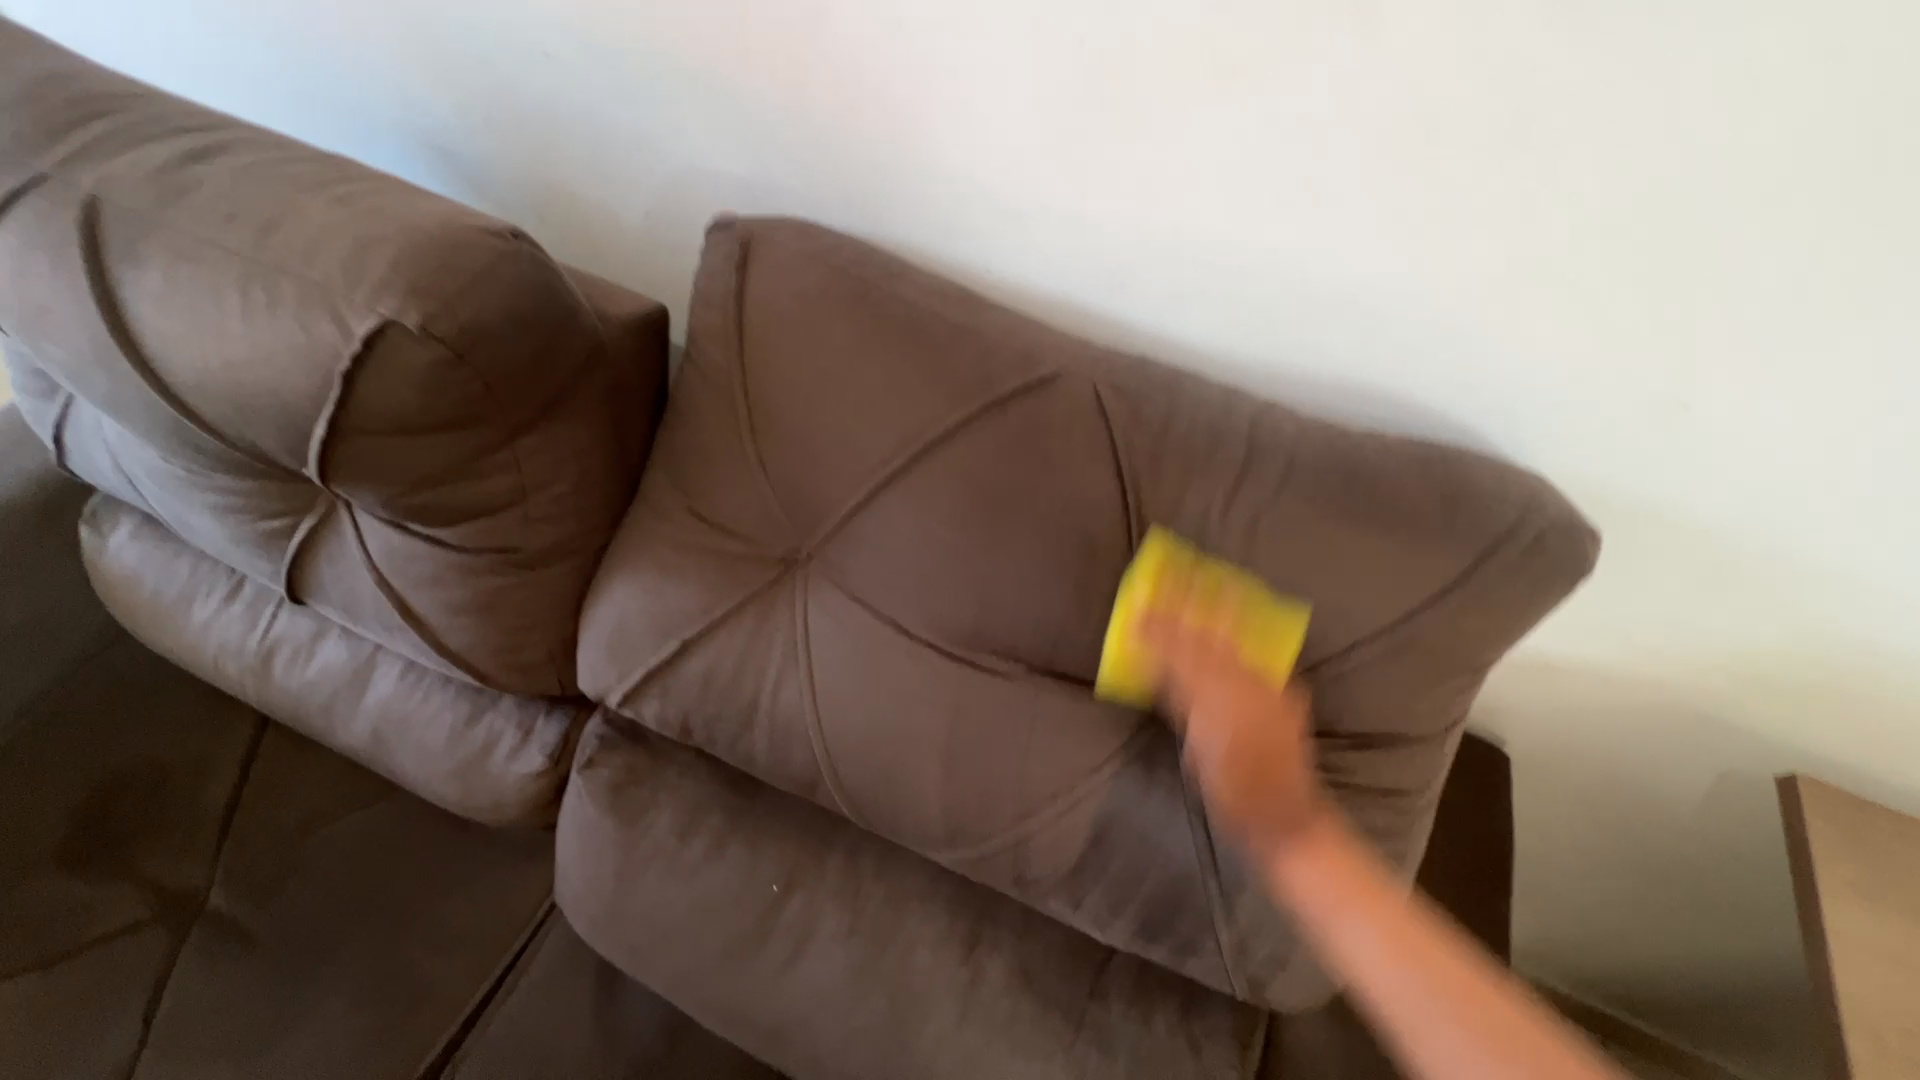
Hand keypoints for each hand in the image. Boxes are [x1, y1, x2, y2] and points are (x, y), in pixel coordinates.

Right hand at [1137, 588, 1324, 848]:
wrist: (1287, 819)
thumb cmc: (1234, 792)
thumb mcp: (1199, 750)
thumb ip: (1184, 702)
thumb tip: (1161, 664)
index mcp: (1222, 694)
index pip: (1184, 649)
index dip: (1160, 625)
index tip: (1137, 605)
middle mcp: (1248, 683)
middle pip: (1214, 634)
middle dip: (1194, 603)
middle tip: (1179, 572)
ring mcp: (1269, 690)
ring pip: (1240, 640)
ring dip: (1227, 609)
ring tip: (1220, 581)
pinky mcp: (1282, 699)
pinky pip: (1259, 656)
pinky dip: (1248, 636)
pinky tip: (1246, 623)